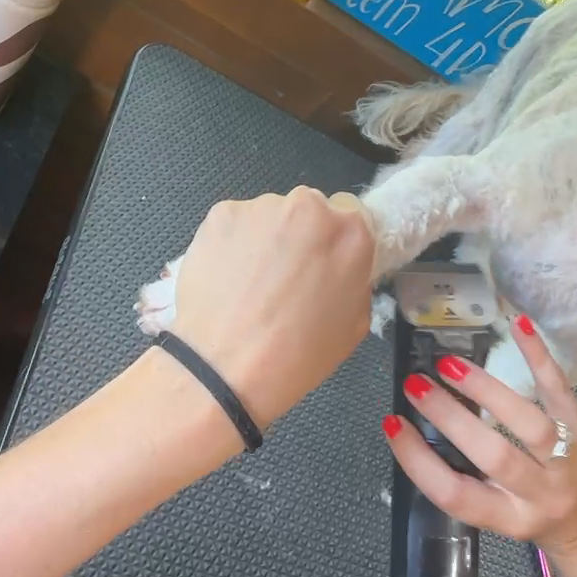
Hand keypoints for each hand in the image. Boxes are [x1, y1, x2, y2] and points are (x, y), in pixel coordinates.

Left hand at [169, 187, 374, 426]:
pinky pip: (234, 224)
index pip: (352, 216)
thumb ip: (355, 280)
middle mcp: (309, 208)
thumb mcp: (354, 325)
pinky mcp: (222, 215)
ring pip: (269, 216)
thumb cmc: (295, 355)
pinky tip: (228, 278)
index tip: (323, 262)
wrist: (226, 369)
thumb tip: (342, 268)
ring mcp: (262, 208)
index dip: (335, 242)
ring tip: (251, 284)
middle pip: (308, 211)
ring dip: (265, 239)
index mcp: (351, 233)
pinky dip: (232, 244)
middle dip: (300, 237)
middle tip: (285, 278)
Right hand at [383, 315, 576, 557]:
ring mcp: (567, 459)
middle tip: (415, 384)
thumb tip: (411, 424)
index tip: (392, 424)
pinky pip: (559, 390)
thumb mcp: (490, 509)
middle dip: (451, 418)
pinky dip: (538, 355)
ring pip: (530, 424)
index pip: (457, 494)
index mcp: (508, 518)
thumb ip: (457, 477)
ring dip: (486, 390)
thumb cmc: (522, 510)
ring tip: (449, 365)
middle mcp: (540, 493)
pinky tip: (517, 325)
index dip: (419, 461)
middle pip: (495, 457)